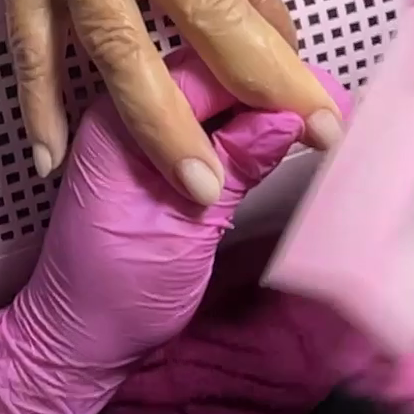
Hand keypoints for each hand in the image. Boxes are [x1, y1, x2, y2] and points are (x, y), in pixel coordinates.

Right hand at [0, 0, 342, 203]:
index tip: (307, 79)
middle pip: (201, 24)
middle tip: (302, 142)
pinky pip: (31, 52)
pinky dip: (39, 106)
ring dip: (159, 122)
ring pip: (118, 55)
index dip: (280, 34)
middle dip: (256, 85)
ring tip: (195, 185)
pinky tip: (52, 159)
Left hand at [102, 73, 374, 413]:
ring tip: (320, 113)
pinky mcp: (156, 153)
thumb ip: (235, 167)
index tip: (327, 101)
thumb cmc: (120, 292)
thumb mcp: (185, 229)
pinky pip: (206, 122)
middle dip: (271, 86)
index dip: (267, 84)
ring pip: (212, 96)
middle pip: (208, 76)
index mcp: (120, 121)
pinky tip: (283, 129)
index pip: (202, 77)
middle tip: (334, 105)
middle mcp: (126, 112)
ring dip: (262, 103)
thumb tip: (290, 116)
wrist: (80, 336)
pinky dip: (246, 125)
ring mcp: (139, 131)